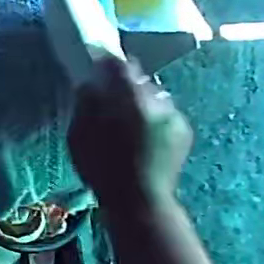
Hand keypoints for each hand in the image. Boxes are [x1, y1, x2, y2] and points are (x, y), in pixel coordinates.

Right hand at [68, 55, 191, 212]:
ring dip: (139, 101)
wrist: (141, 201)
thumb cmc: (102, 168)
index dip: (106, 61)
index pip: (120, 66)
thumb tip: (90, 84)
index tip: (95, 62)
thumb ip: (86, 105)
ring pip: (153, 97)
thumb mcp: (79, 136)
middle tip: (107, 96)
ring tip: (124, 118)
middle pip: (139, 81)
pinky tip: (140, 134)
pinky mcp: (183, 132)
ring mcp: (175, 117)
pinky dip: (151, 117)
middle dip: (123, 84)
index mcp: (131, 100)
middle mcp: (158, 102)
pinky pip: (164, 114)